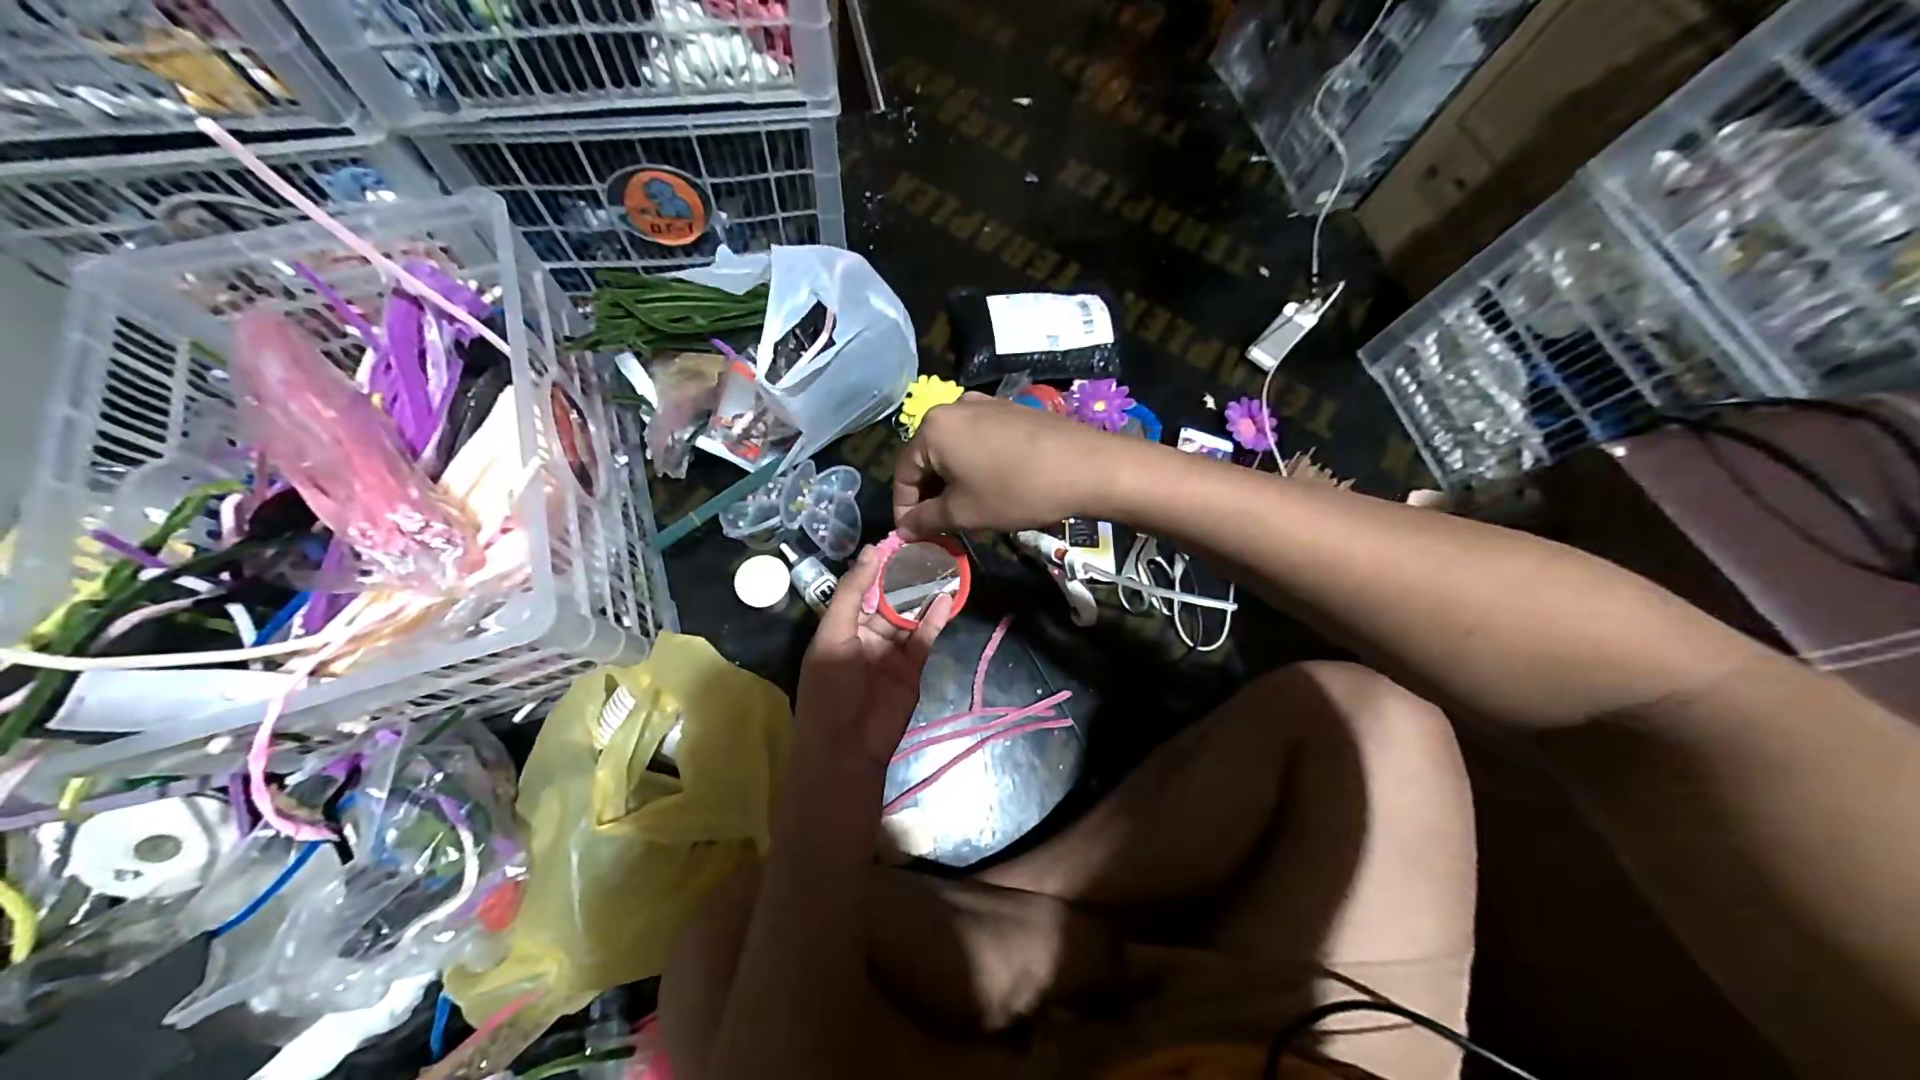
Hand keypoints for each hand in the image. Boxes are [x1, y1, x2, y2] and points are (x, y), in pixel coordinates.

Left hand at [795, 545, 955, 762]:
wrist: (847, 746)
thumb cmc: (829, 687)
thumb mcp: (832, 636)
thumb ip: (852, 594)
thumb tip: (870, 553)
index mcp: (841, 626)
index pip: (862, 588)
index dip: (877, 565)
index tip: (897, 540)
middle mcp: (867, 634)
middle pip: (889, 599)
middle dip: (905, 576)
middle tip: (927, 547)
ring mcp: (891, 650)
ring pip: (910, 615)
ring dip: (924, 593)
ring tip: (943, 565)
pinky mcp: (912, 666)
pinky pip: (924, 637)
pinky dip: (935, 619)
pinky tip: (947, 598)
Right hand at [892, 393, 1124, 539]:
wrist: (1087, 467)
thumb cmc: (1016, 491)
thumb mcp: (964, 512)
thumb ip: (926, 520)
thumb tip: (904, 529)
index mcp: (933, 428)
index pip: (902, 472)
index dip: (904, 509)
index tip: (912, 536)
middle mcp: (953, 407)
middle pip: (927, 457)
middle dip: (928, 495)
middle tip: (936, 527)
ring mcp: (985, 404)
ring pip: (953, 449)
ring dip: (951, 481)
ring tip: (962, 511)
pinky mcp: (1010, 410)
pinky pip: (977, 440)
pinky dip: (973, 465)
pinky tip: (988, 487)